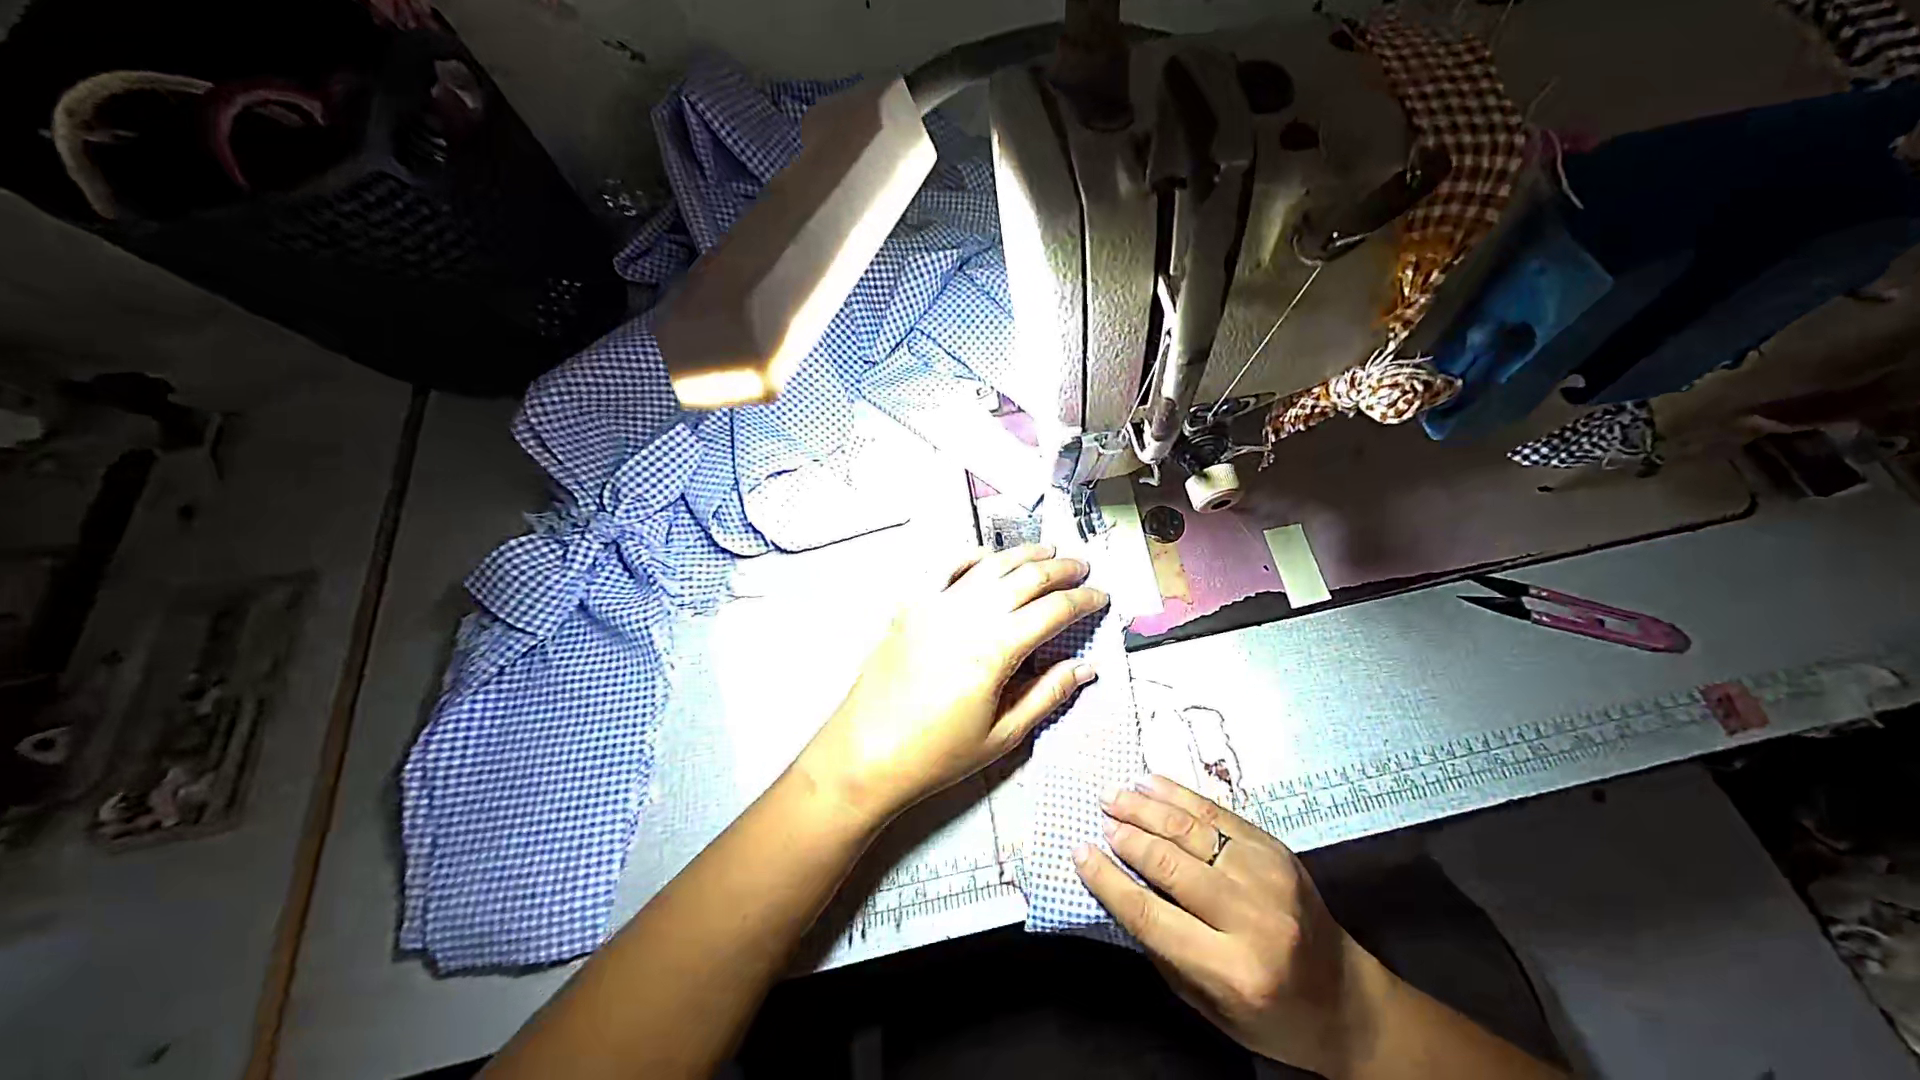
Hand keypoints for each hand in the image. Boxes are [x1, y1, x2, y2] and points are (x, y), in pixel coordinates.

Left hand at [794, 544, 1108, 826]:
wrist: (865, 753)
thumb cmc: (934, 754)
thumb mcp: (1002, 736)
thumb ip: (1046, 694)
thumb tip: (1083, 668)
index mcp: (994, 650)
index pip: (1053, 610)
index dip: (1083, 601)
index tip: (1100, 597)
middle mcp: (966, 617)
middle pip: (1026, 577)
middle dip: (1061, 569)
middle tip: (1081, 569)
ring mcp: (934, 606)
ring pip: (989, 565)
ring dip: (1023, 555)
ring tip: (1047, 553)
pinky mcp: (910, 607)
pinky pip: (944, 567)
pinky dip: (971, 555)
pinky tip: (988, 556)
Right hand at [1073, 775, 1376, 1076]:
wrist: (1347, 1000)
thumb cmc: (1270, 1014)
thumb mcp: (1207, 1002)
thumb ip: (1161, 947)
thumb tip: (1117, 887)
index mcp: (1233, 969)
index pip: (1151, 915)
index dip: (1109, 881)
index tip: (1080, 854)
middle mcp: (1254, 918)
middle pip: (1171, 865)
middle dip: (1128, 837)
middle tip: (1100, 818)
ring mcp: (1270, 877)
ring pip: (1194, 830)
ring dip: (1148, 809)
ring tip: (1115, 795)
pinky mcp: (1278, 851)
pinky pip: (1220, 814)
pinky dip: (1181, 796)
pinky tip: (1153, 785)